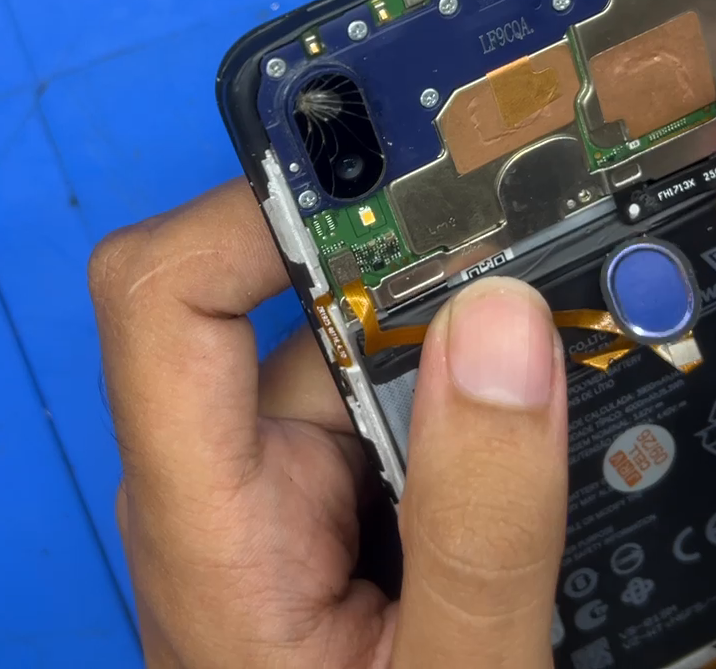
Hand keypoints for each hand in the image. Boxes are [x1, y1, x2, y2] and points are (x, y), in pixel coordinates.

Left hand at [90, 186, 566, 667]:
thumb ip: (479, 525)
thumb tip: (498, 319)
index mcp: (204, 512)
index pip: (162, 296)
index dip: (248, 216)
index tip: (381, 191)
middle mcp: (225, 465)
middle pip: (282, 296)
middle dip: (399, 268)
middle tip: (522, 236)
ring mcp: (280, 472)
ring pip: (354, 339)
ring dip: (445, 329)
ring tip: (552, 329)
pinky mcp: (327, 484)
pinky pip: (388, 390)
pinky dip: (456, 378)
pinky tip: (530, 400)